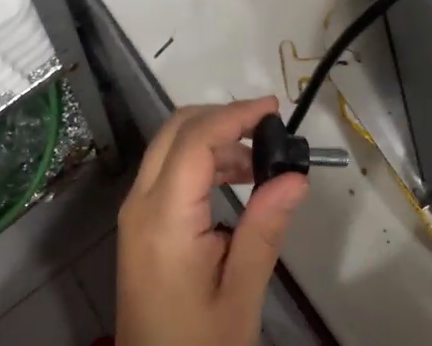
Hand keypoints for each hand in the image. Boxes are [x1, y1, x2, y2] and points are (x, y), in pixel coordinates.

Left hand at [115, 97, 311, 345]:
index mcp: (164, 217)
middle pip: (176, 130)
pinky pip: (167, 171)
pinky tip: (234, 181)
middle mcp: (140, 202)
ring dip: (212, 140)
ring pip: (169, 147)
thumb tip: (296, 175)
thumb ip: (264, 229)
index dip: (234, 115)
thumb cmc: (200, 344)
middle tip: (267, 128)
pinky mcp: (139, 224)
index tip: (274, 109)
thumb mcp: (240, 294)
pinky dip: (199, 160)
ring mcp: (135, 212)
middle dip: (222, 118)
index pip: (195, 140)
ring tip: (259, 164)